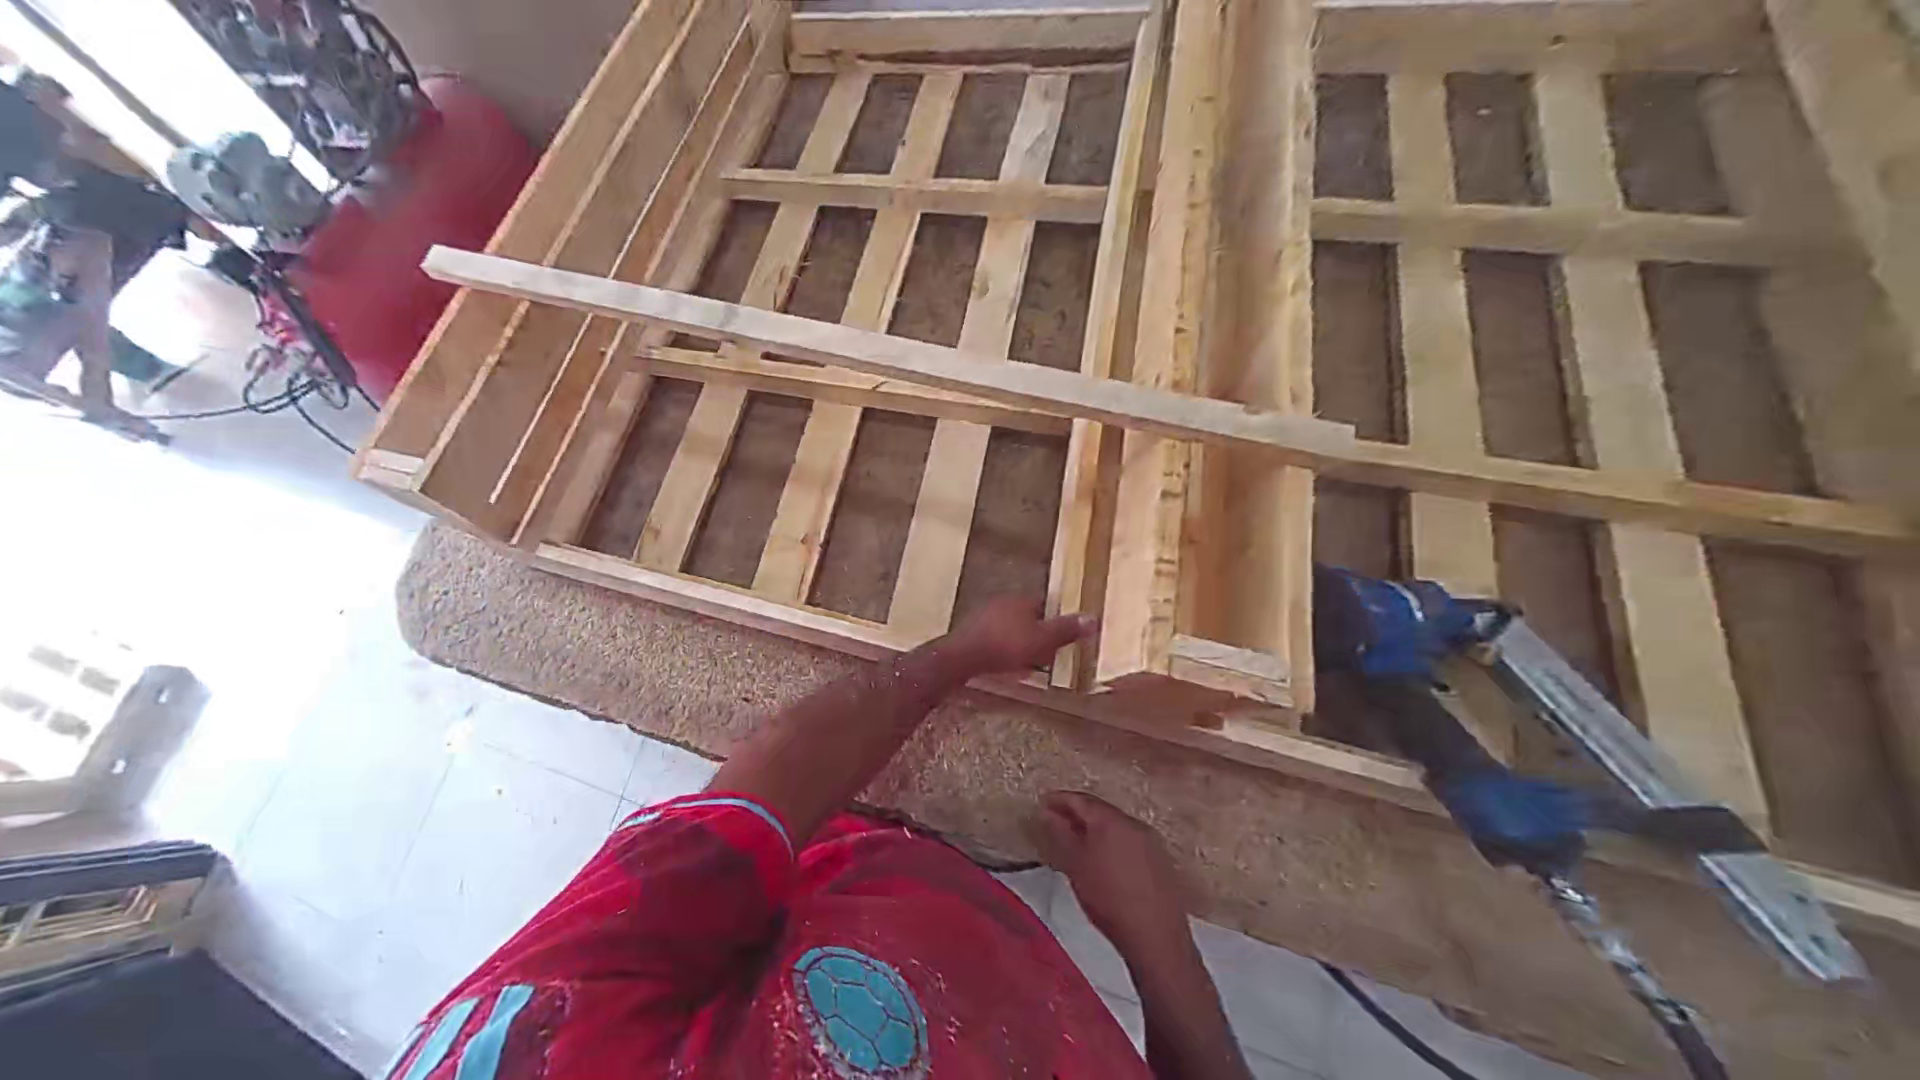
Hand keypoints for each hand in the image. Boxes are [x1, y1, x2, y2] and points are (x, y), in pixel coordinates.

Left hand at [944, 595, 1095, 675]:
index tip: (1064, 636)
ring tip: (1030, 664)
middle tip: (1049, 654)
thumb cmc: (1006, 646)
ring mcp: (983, 617)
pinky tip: (1006, 667)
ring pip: (1010, 629)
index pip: (1046, 604)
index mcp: (1021, 599)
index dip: (1057, 620)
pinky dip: (1004, 651)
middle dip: (1038, 634)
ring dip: (1020, 644)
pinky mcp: (971, 634)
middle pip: (1027, 616)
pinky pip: (995, 641)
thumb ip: (1067, 630)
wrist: (962, 658)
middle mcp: (1002, 602)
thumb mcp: (1043, 641)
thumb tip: (1093, 617)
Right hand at [1031, 791, 1190, 954]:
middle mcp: (1133, 823)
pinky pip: (1130, 841)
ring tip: (1077, 842)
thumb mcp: (1075, 865)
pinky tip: (1104, 860)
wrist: (1155, 935)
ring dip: (1096, 829)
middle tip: (1057, 822)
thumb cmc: (1108, 898)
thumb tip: (1048, 813)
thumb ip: (1060, 834)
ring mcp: (1150, 841)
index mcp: (1110, 820)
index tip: (1043, 803)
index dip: (1059, 799)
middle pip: (1100, 811)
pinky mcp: (1161, 860)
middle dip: (1077, 814)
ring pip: (1116, 826)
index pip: (1080, 800)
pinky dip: (1112, 843)